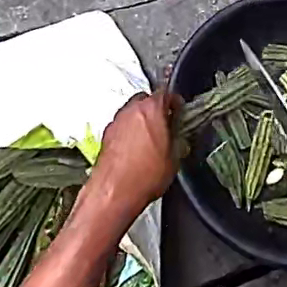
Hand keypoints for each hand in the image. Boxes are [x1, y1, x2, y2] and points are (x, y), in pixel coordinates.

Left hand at [82, 87, 180, 218]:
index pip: (166, 94)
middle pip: (146, 100)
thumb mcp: (174, 159)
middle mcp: (132, 110)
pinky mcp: (106, 135)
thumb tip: (179, 140)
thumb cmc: (143, 175)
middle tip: (165, 124)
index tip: (179, 110)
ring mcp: (117, 121)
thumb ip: (178, 142)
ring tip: (150, 140)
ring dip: (141, 121)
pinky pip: (122, 126)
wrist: (114, 192)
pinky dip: (129, 132)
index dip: (175, 102)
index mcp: (152, 109)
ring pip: (132, 112)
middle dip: (156, 110)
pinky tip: (135, 150)